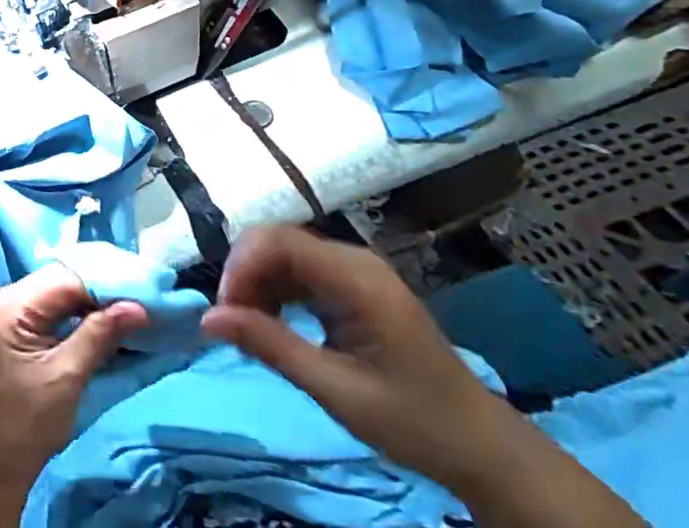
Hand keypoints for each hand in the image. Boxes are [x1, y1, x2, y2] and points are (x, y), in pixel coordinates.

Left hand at [0, 265, 148, 480]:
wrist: (2, 458)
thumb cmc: (30, 421)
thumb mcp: (68, 376)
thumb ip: (101, 335)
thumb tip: (139, 306)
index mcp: (14, 305)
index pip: (68, 278)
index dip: (108, 281)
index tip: (146, 288)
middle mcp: (13, 297)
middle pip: (68, 278)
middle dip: (107, 285)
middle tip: (148, 293)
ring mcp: (21, 309)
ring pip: (68, 289)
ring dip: (102, 296)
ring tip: (139, 302)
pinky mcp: (30, 323)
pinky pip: (64, 305)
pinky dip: (90, 309)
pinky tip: (116, 315)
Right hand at [199, 224, 532, 492]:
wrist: (480, 446)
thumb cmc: (413, 421)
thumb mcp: (335, 390)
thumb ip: (270, 346)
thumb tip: (208, 319)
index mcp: (357, 278)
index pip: (279, 241)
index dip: (241, 266)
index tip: (224, 310)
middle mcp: (354, 261)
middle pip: (277, 241)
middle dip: (244, 274)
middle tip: (230, 321)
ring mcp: (354, 271)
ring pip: (283, 254)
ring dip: (256, 283)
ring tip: (247, 327)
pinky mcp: (351, 286)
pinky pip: (298, 271)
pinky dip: (274, 291)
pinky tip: (270, 323)